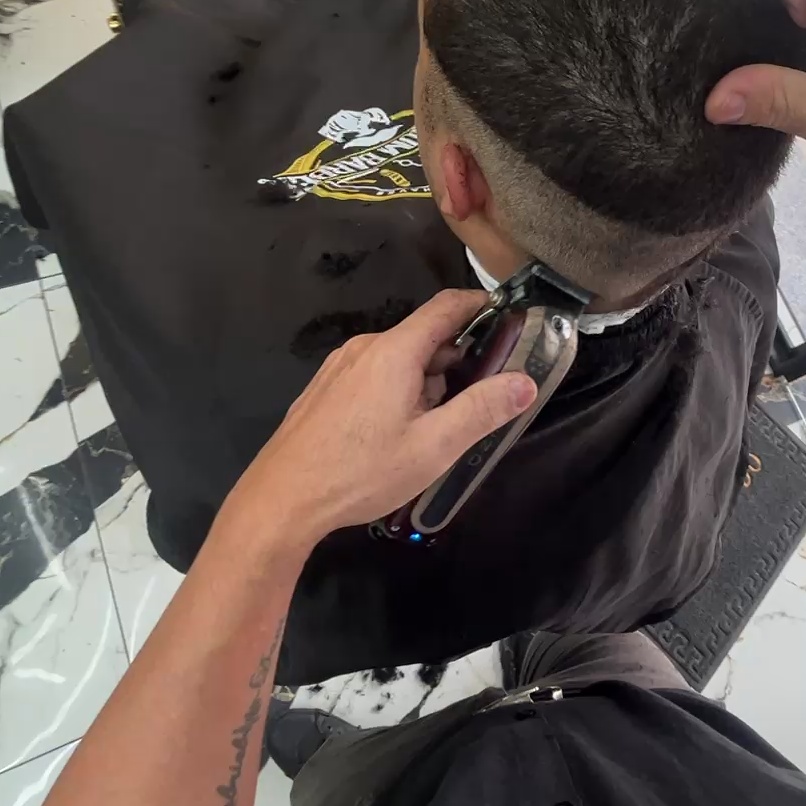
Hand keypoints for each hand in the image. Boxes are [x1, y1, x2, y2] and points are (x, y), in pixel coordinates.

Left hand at [228, 290, 536, 544]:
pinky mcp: (326, 388)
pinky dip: (400, 388)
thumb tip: (525, 381)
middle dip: (458, 360)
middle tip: (481, 398)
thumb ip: (482, 410)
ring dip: (428, 380)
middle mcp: (366, 347)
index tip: (511, 317)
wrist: (280, 501)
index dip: (482, 304)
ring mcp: (341, 366)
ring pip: (400, 358)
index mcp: (395, 351)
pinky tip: (396, 432)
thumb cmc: (361, 472)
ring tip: (436, 427)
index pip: (447, 306)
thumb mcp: (433, 447)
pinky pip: (375, 373)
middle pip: (426, 337)